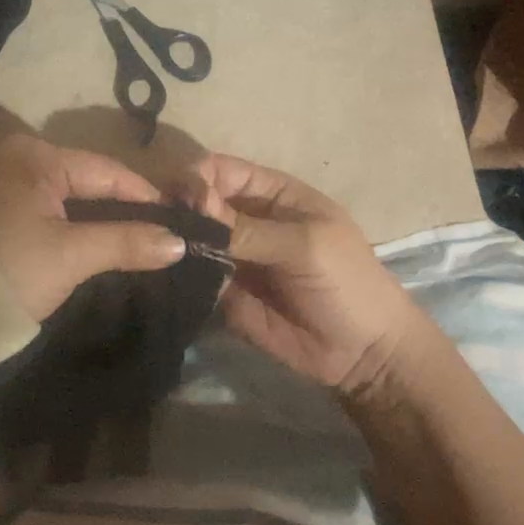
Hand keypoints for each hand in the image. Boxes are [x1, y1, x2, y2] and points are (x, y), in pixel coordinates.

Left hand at [0, 135, 186, 320]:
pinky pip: (46, 209)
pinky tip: (95, 246)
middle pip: (87, 181)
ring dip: (99, 221)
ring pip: (67, 197)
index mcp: (34, 155)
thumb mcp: (71, 256)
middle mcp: (16, 157)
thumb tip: (180, 242)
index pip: (107, 171)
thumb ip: (126, 242)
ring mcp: (0, 181)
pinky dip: (71, 226)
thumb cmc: (6, 273)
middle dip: (124, 210)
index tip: (181, 224)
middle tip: (163, 237)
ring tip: (137, 245)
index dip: (147, 198)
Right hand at [187, 154, 431, 394]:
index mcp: (270, 194)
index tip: (183, 200)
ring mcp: (230, 257)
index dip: (196, 178)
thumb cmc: (346, 283)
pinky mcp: (220, 294)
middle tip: (163, 229)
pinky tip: (167, 278)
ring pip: (188, 239)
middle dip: (177, 209)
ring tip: (160, 253)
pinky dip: (178, 275)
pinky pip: (191, 277)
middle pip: (197, 202)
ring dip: (172, 242)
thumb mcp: (304, 245)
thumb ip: (247, 227)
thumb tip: (190, 204)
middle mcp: (243, 219)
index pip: (219, 170)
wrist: (363, 354)